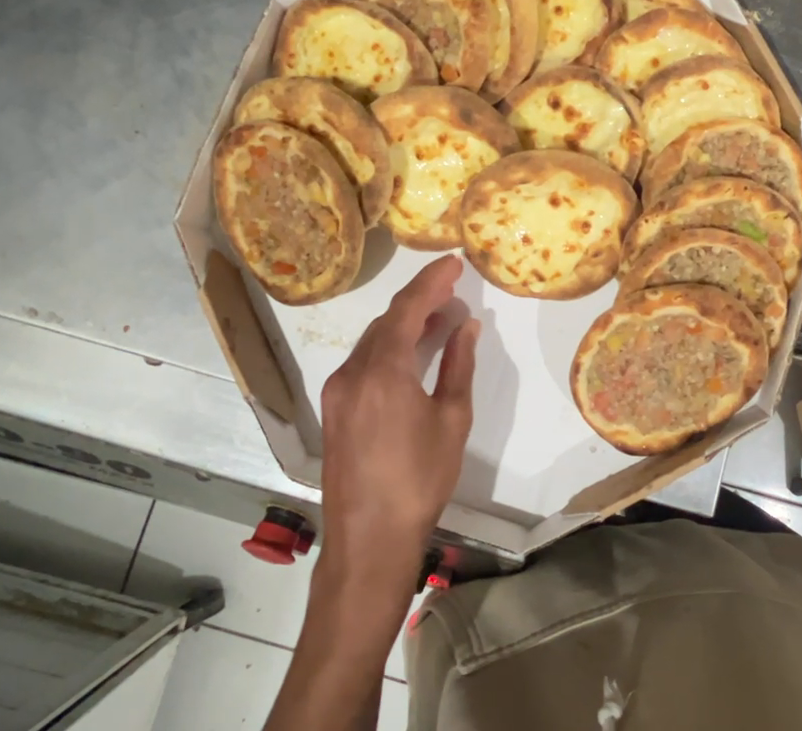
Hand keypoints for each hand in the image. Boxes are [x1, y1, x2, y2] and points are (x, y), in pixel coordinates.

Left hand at [318, 255, 478, 574]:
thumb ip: (458, 365)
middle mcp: (352, 372)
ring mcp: (338, 392)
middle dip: (420, 302)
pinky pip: (364, 363)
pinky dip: (390, 349)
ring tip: (441, 320)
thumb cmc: (420, 480)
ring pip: (372, 342)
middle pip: (386, 321)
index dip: (432, 281)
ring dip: (404, 326)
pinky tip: (413, 355)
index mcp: (383, 370)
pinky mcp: (334, 410)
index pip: (407, 308)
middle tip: (454, 292)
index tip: (455, 262)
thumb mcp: (451, 419)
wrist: (369, 538)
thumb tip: (466, 326)